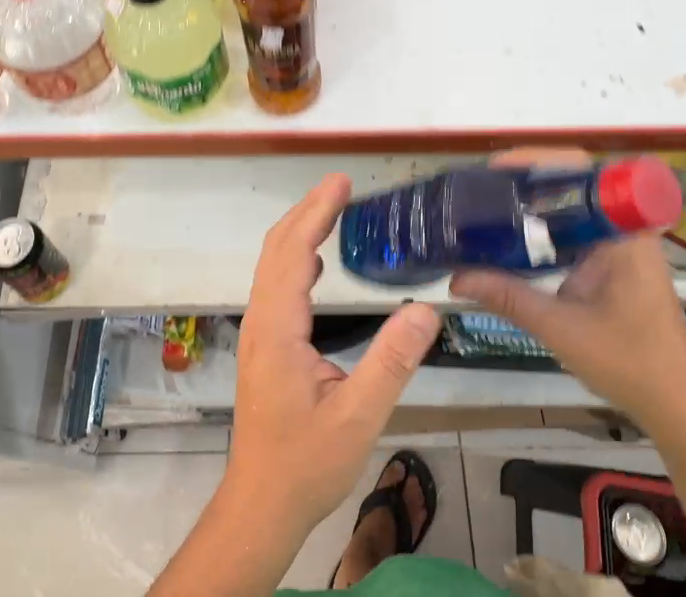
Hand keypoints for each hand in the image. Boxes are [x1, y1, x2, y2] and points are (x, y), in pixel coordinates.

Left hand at [224, 173, 442, 533]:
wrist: (261, 503)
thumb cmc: (307, 463)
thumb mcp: (359, 416)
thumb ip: (392, 361)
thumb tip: (427, 309)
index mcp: (278, 330)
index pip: (293, 253)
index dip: (316, 213)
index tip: (341, 182)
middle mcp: (260, 323)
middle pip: (276, 250)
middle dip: (306, 212)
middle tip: (340, 185)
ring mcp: (258, 335)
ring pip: (272, 267)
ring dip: (300, 232)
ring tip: (332, 210)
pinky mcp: (264, 348)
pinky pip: (277, 287)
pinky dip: (296, 259)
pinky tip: (318, 263)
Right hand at [448, 148, 685, 422]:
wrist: (673, 403)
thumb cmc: (628, 362)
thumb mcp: (561, 329)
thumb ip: (509, 297)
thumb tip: (455, 278)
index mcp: (621, 232)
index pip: (580, 171)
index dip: (537, 161)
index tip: (495, 170)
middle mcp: (622, 229)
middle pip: (571, 184)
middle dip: (524, 182)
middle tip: (479, 189)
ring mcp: (618, 246)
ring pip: (571, 208)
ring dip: (531, 206)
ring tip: (484, 208)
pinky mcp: (611, 265)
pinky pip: (573, 233)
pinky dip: (541, 232)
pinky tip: (509, 242)